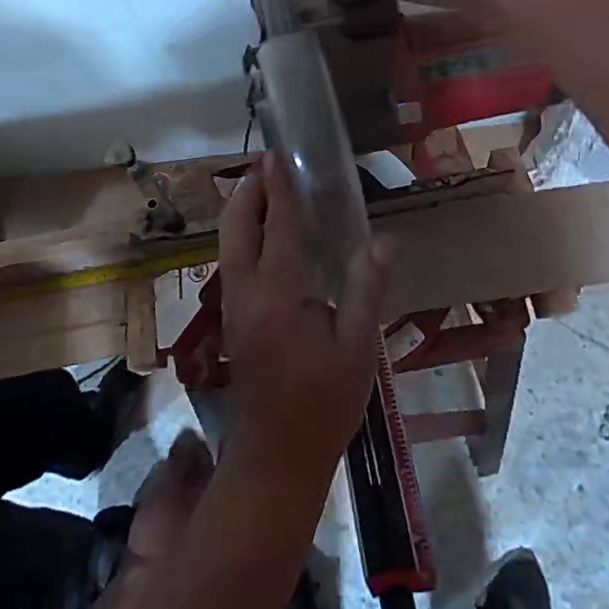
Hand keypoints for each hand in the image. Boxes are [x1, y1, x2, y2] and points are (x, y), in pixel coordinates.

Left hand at [217, 154, 389, 475]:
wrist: (277, 453)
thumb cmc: (324, 403)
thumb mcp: (357, 349)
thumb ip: (364, 290)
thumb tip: (380, 241)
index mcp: (278, 295)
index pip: (279, 228)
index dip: (280, 189)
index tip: (278, 156)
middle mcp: (245, 291)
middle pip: (236, 227)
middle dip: (249, 191)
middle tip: (269, 167)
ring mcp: (233, 305)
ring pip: (228, 243)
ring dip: (243, 211)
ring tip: (267, 190)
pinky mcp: (232, 317)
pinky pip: (232, 261)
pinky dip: (244, 235)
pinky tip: (266, 236)